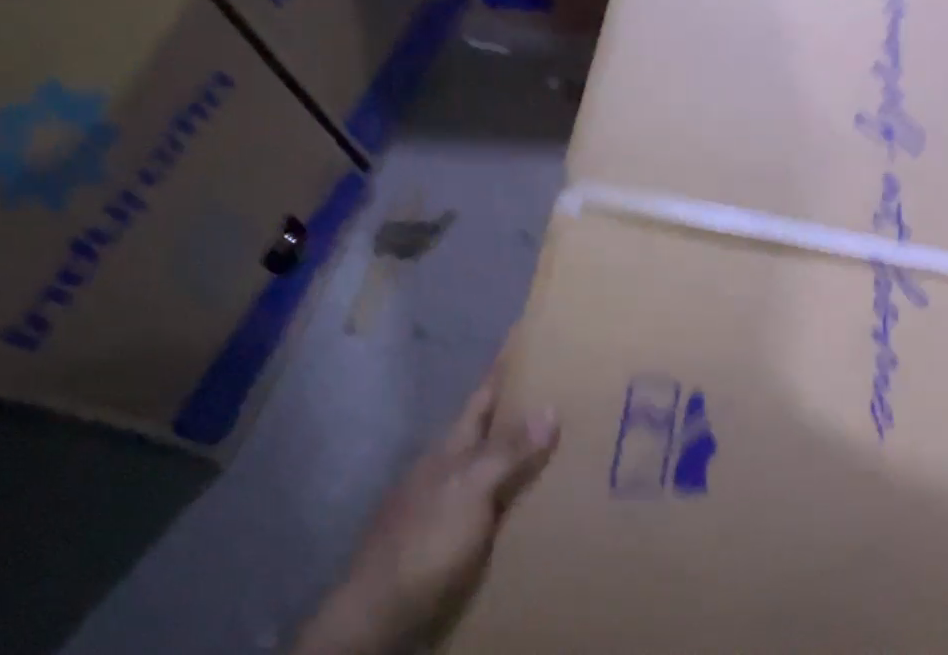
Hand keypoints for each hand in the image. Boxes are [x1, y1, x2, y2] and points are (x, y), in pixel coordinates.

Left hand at [293, 361, 558, 654]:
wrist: (377, 616)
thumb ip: (507, 452)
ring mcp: (447, 505)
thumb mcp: (468, 492)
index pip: (483, 395)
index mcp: (450, 450)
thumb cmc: (424, 543)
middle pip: (490, 429)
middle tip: (570, 389)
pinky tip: (541, 503)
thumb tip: (550, 405)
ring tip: (569, 444)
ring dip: (525, 453)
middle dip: (524, 407)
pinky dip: (520, 494)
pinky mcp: (452, 540)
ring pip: (494, 467)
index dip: (504, 365)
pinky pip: (497, 504)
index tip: (527, 332)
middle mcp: (448, 470)